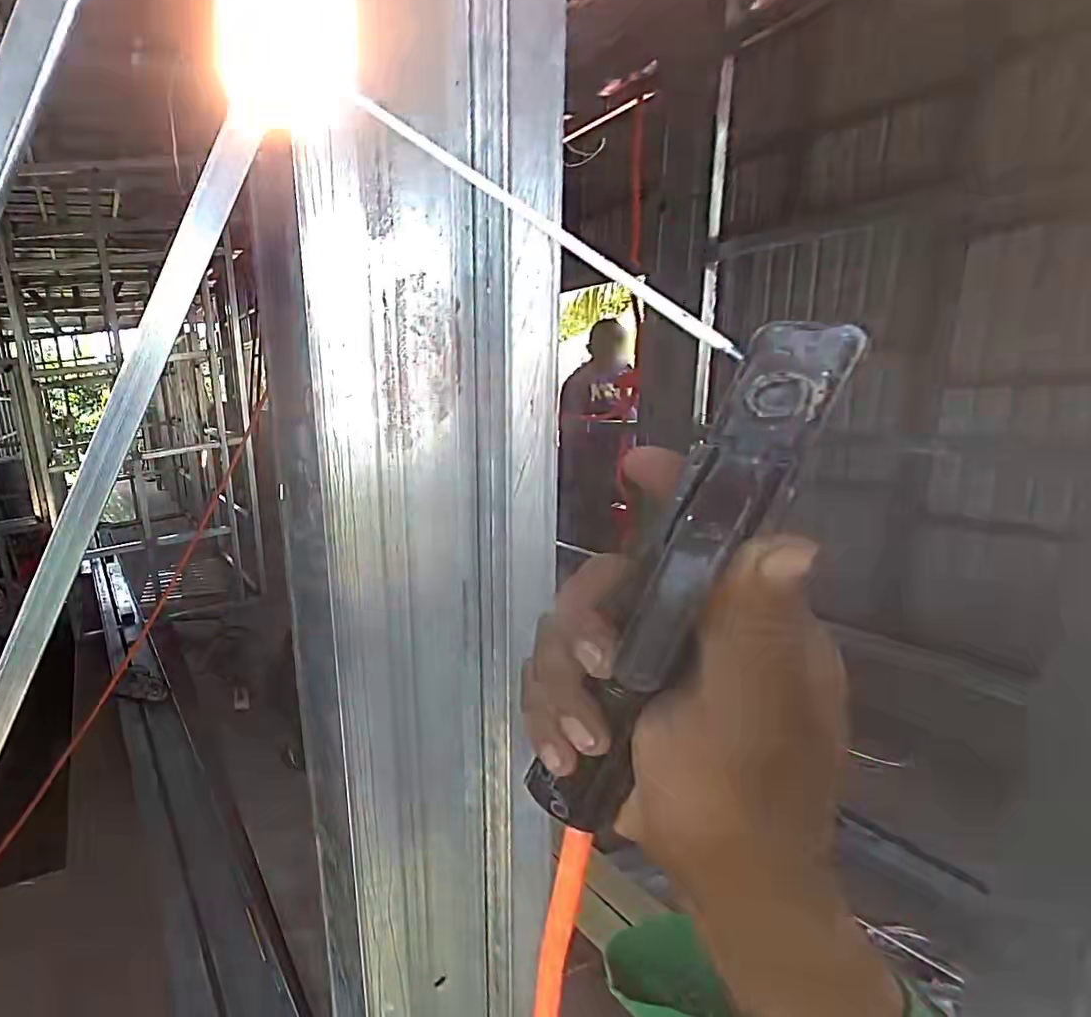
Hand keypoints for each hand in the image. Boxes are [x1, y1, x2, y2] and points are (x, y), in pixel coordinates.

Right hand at [525, 447, 899, 1015]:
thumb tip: (788, 543)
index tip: (634, 465)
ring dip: (562, 688)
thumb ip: (759, 629)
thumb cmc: (754, 789)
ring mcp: (625, 660)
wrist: (713, 864)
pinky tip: (564, 751)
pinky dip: (545, 712)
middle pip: (597, 586)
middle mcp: (673, 626)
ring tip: (586, 741)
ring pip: (556, 635)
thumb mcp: (758, 710)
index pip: (701, 536)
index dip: (669, 494)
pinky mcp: (587, 691)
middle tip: (597, 672)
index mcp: (730, 617)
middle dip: (583, 629)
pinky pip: (540, 677)